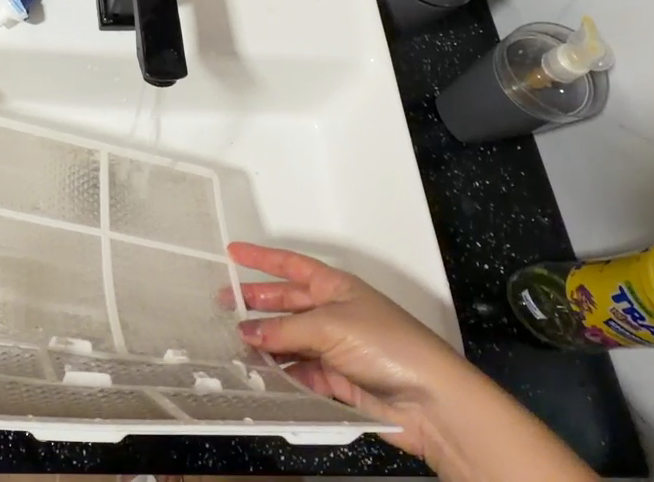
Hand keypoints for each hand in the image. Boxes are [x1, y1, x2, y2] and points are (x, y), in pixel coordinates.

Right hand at [230, 242, 473, 457]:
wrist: (431, 402)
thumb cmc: (386, 346)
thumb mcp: (329, 326)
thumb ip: (283, 329)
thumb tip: (246, 331)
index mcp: (335, 286)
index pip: (291, 265)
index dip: (261, 258)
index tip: (232, 252)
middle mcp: (333, 312)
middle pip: (286, 303)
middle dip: (255, 303)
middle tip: (222, 305)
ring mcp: (336, 346)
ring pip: (289, 339)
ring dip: (266, 342)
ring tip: (235, 346)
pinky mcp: (339, 379)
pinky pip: (301, 371)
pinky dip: (282, 374)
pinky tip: (263, 376)